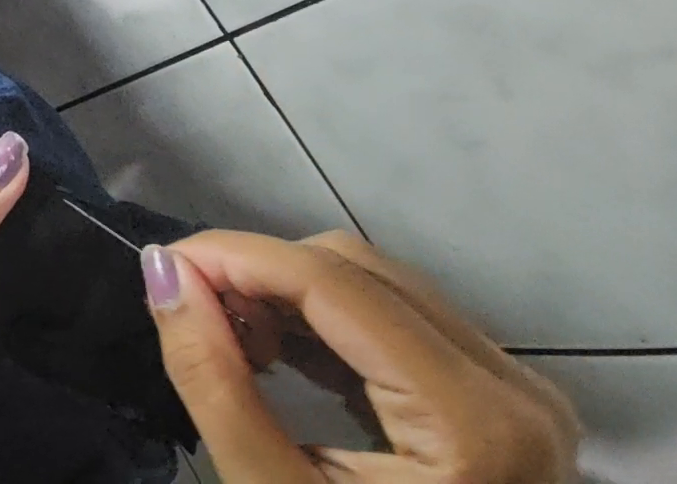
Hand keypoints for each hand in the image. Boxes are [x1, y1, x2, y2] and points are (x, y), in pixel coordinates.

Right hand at [144, 229, 580, 481]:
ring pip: (371, 281)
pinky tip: (274, 350)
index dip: (234, 255)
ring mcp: (516, 392)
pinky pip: (392, 315)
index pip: (332, 283)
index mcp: (473, 420)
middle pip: (354, 268)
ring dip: (282, 288)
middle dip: (255, 270)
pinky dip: (317, 315)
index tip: (160, 266)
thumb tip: (160, 269)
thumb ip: (211, 376)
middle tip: (192, 308)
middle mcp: (513, 388)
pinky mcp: (497, 398)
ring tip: (231, 337)